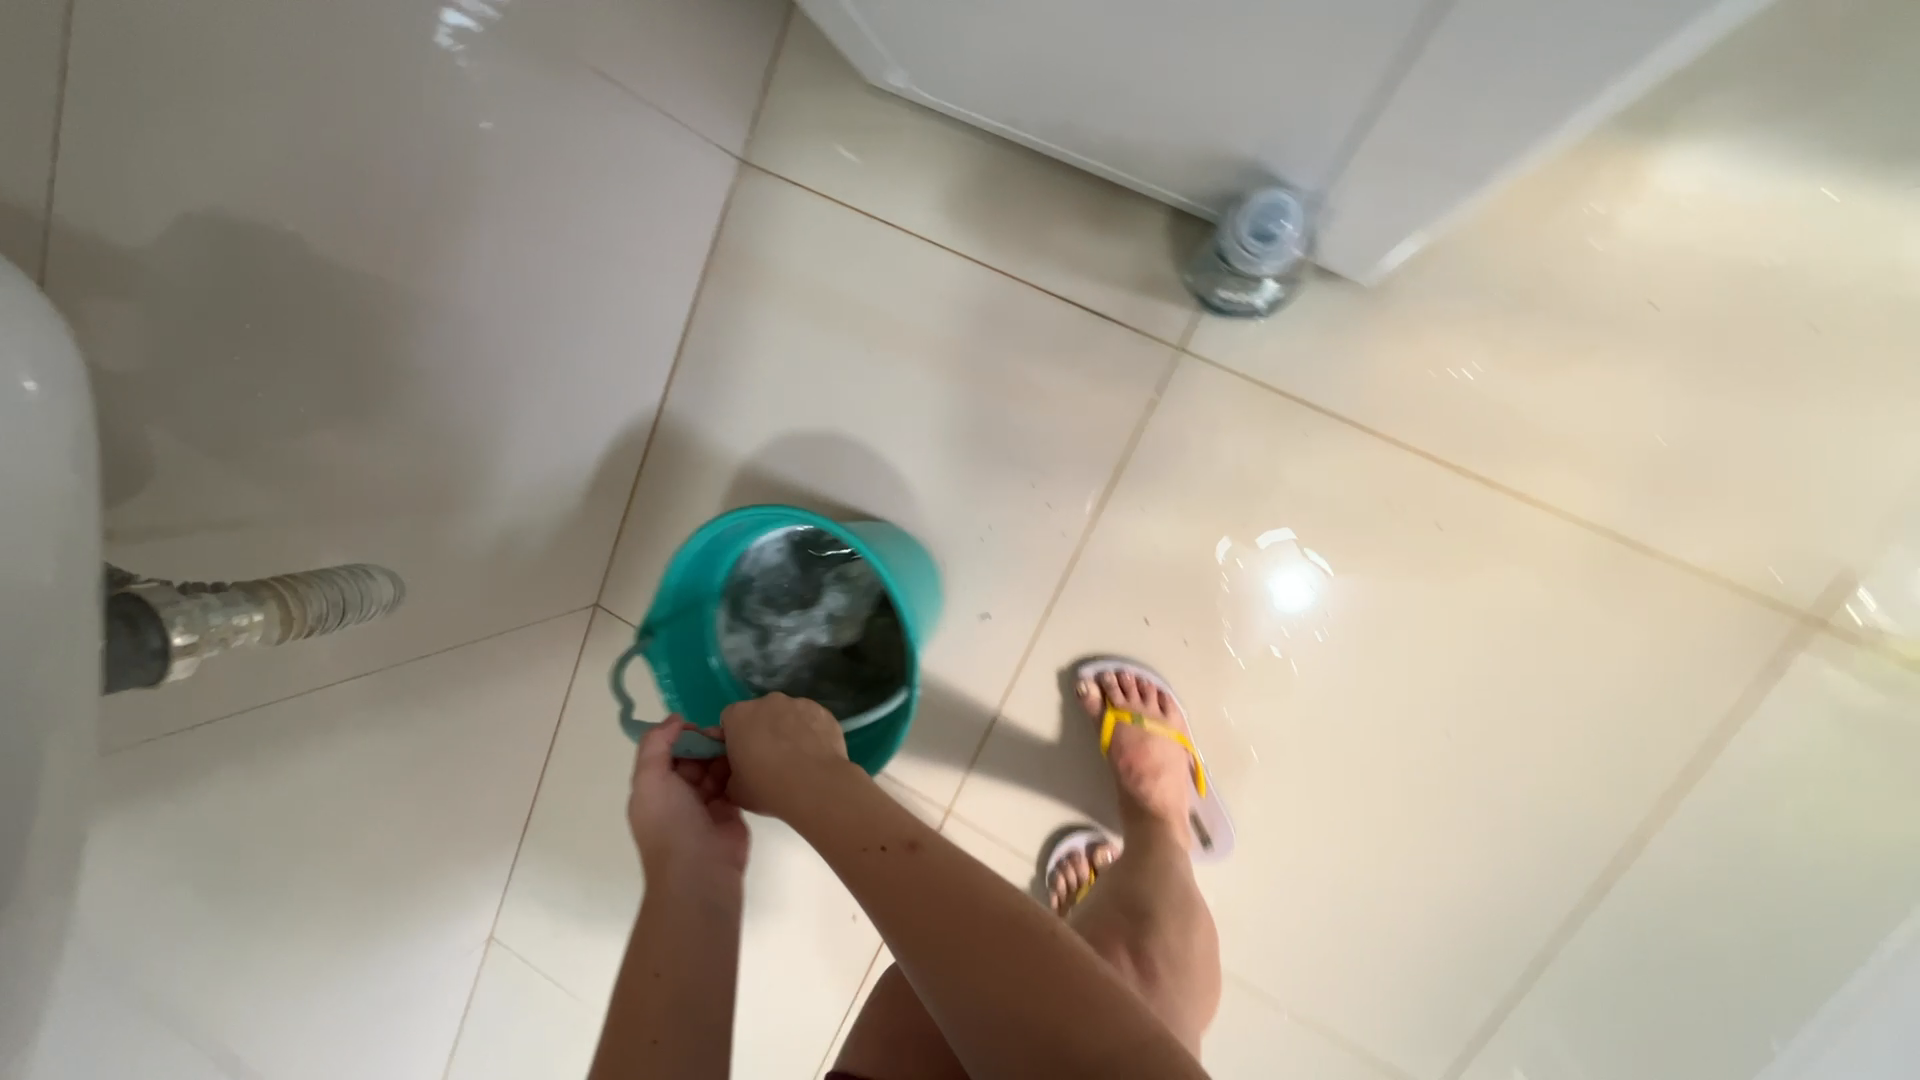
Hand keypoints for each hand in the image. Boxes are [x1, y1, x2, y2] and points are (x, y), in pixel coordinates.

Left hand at [628, 716, 749, 878]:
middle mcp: (678, 794)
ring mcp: (705, 803)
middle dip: (706, 742)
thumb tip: (675, 719)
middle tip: (724, 733)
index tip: (698, 726)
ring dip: (724, 753)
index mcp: (654, 787)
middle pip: (693, 757)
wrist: (699, 871)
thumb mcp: (649, 780)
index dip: (680, 736)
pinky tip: (750, 756)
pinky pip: (734, 782)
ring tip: (740, 741)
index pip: (667, 751)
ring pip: (715, 767)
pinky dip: (739, 769)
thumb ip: (656, 745)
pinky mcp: (730, 810)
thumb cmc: (669, 823)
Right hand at [718, 693, 857, 819]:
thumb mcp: (735, 790)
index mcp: (739, 715)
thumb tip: (738, 772)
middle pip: (760, 714)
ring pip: (788, 714)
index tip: (740, 756)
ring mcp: (799, 703)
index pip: (729, 720)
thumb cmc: (767, 787)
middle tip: (768, 759)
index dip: (734, 737)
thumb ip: (731, 773)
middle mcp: (768, 701)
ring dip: (787, 730)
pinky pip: (811, 720)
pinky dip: (811, 732)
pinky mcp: (824, 711)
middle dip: (762, 731)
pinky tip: (815, 754)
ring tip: (796, 759)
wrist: (815, 786)